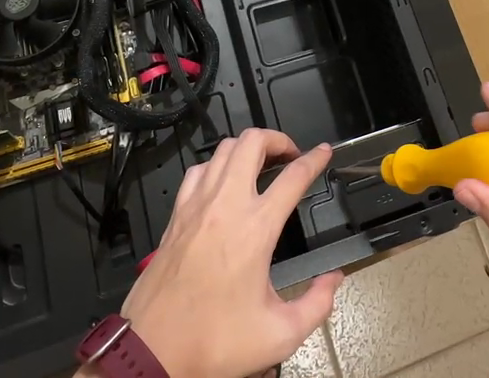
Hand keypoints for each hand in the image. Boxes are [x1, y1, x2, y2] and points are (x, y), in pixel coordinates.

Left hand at [102, 130, 340, 377]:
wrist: (154, 349)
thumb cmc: (214, 341)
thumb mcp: (279, 335)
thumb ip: (316, 305)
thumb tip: (334, 280)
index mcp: (255, 228)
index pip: (292, 177)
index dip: (314, 159)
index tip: (323, 151)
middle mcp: (225, 205)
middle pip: (252, 142)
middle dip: (277, 139)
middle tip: (290, 155)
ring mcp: (196, 205)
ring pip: (223, 149)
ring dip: (246, 148)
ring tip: (261, 163)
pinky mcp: (176, 214)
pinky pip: (198, 170)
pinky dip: (216, 165)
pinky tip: (223, 181)